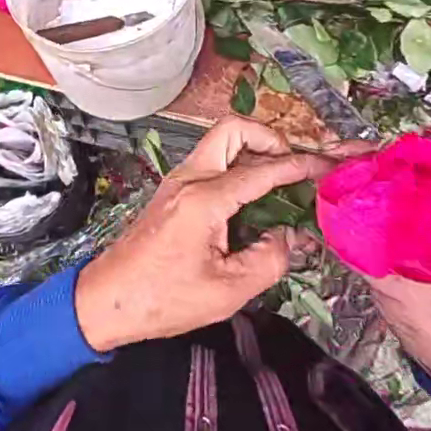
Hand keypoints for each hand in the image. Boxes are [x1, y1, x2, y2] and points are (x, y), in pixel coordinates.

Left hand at [74, 117, 334, 351]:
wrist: (104, 302)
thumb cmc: (163, 300)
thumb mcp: (227, 291)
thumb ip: (270, 260)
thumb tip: (291, 236)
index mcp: (205, 199)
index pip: (263, 169)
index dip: (300, 165)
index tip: (326, 166)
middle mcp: (191, 178)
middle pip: (233, 129)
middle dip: (269, 137)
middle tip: (292, 164)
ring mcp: (178, 181)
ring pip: (220, 140)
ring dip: (252, 147)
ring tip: (277, 177)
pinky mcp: (173, 191)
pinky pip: (212, 160)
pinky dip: (237, 163)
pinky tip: (251, 194)